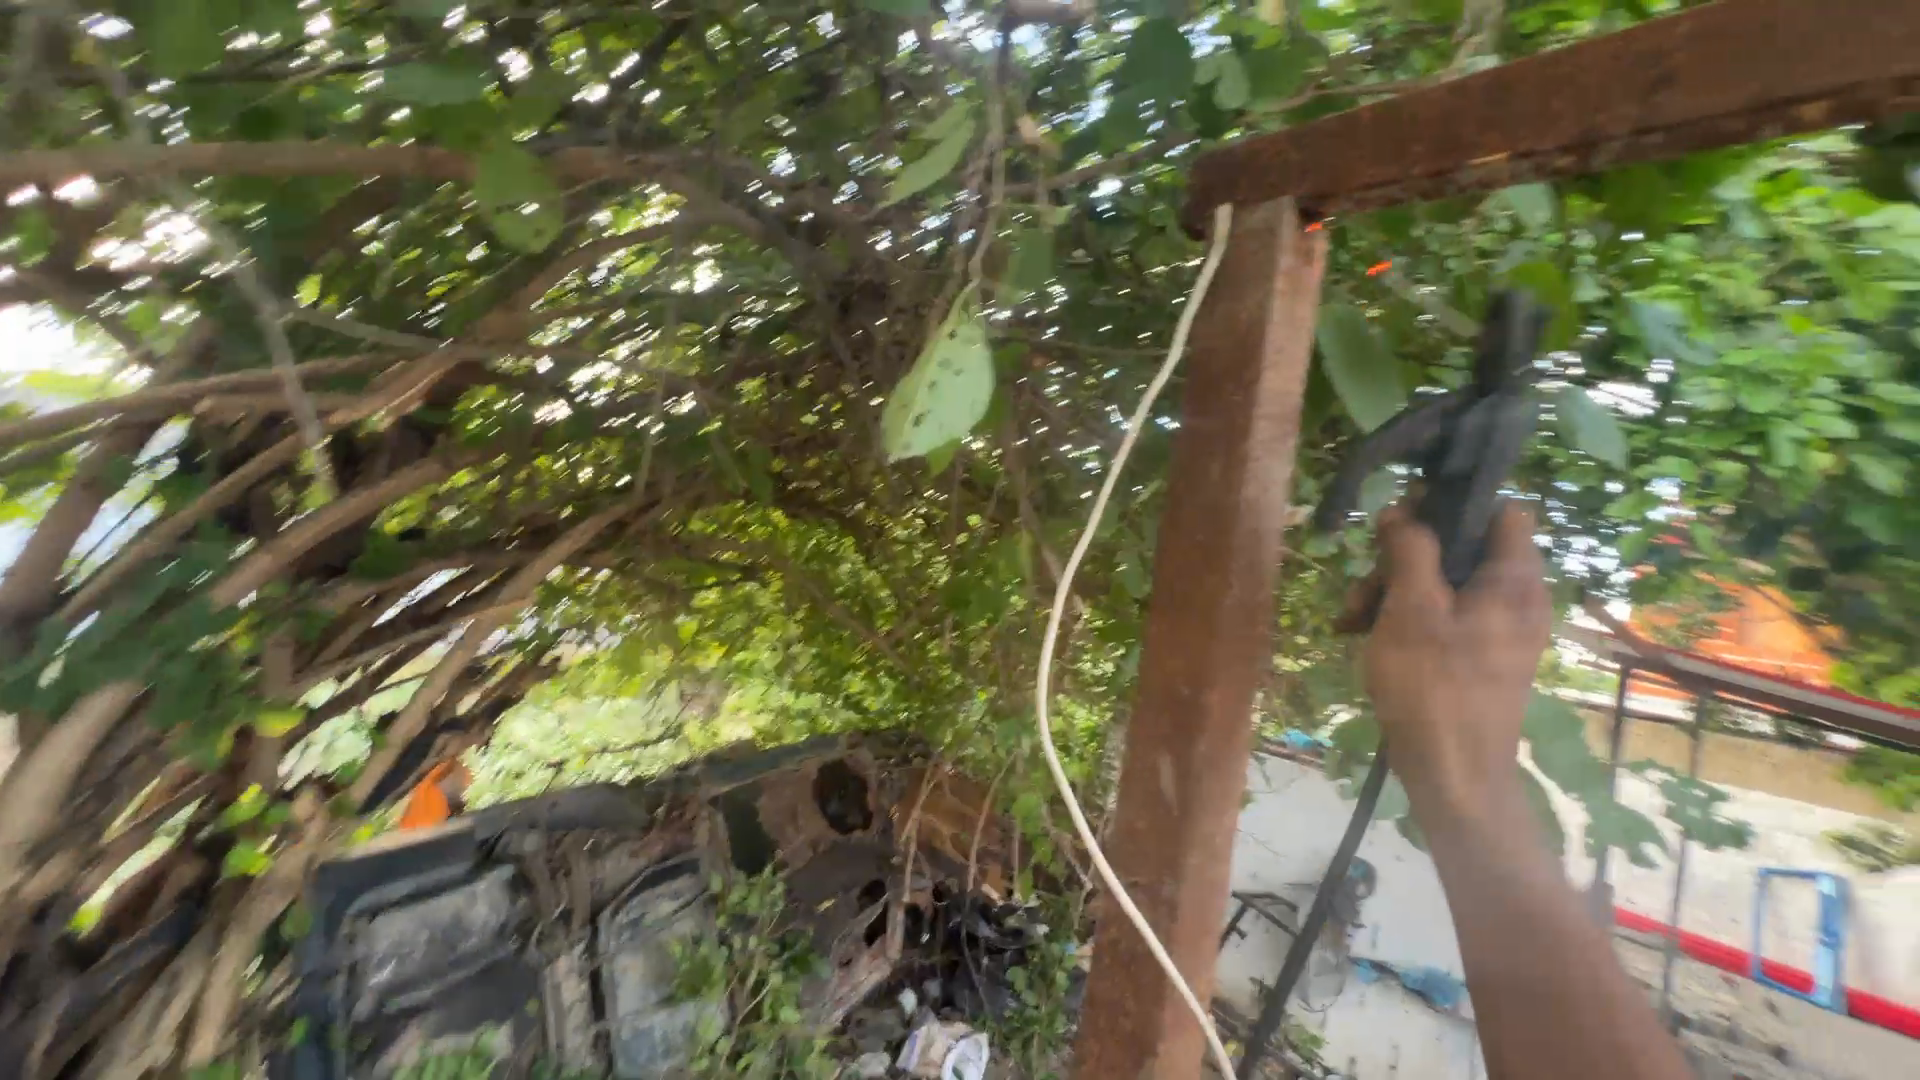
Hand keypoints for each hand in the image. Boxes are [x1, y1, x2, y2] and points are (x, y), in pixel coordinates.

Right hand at [1361, 500, 1550, 817]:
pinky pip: (1440, 614)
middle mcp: (1514, 597)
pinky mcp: (1476, 652)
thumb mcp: (1411, 609)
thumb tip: (1402, 510)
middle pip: (1457, 548)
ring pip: (1440, 582)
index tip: (1402, 518)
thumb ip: (1410, 551)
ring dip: (1390, 590)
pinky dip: (1402, 617)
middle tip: (1364, 587)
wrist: (1451, 770)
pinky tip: (1362, 635)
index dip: (1452, 505)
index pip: (1501, 511)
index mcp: (1512, 580)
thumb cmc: (1432, 685)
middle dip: (1402, 559)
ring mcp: (1496, 627)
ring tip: (1352, 620)